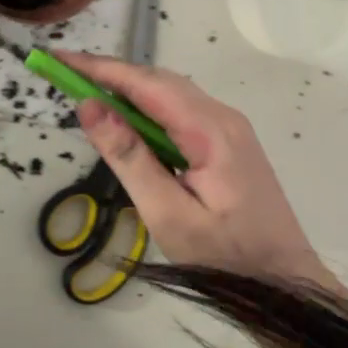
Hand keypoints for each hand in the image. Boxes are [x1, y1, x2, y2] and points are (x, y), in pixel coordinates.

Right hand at [59, 51, 333, 287]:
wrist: (289, 289)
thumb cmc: (226, 257)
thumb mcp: (167, 214)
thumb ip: (128, 157)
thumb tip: (88, 106)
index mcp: (209, 130)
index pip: (144, 83)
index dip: (98, 68)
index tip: (59, 59)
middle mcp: (222, 116)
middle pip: (157, 80)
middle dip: (109, 74)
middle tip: (64, 76)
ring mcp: (229, 127)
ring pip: (168, 92)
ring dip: (126, 89)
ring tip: (88, 95)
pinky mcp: (228, 141)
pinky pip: (179, 109)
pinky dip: (146, 107)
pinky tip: (127, 122)